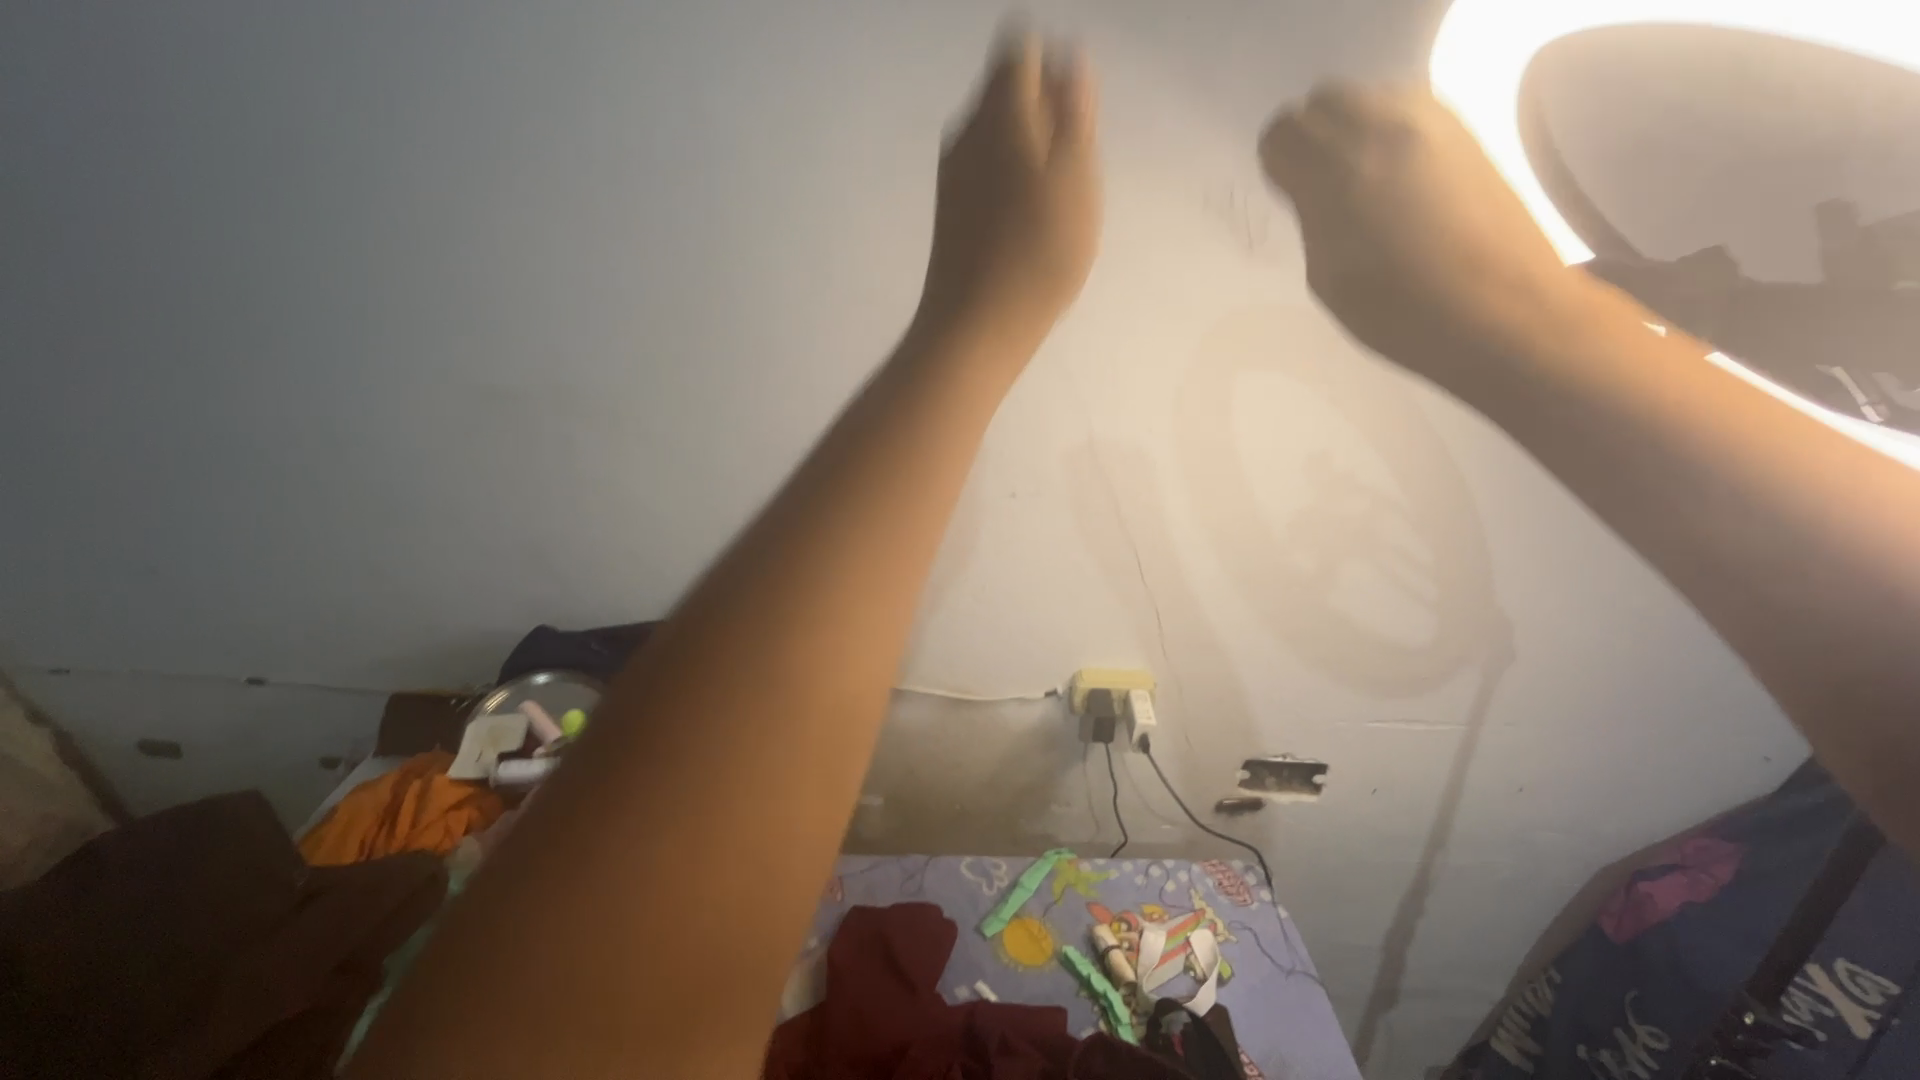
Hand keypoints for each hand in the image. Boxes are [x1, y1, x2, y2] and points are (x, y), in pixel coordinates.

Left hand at [919, 32, 1101, 344]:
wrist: (978, 324)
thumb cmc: (1041, 253)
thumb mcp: (1078, 176)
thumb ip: (1075, 111)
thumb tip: (1069, 60)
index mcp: (1001, 111)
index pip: (1022, 51)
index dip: (1053, 71)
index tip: (1075, 115)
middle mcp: (967, 130)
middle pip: (1007, 92)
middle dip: (1043, 112)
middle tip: (1071, 164)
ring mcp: (952, 170)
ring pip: (996, 133)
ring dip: (1028, 149)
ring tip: (1053, 199)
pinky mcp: (948, 207)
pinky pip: (985, 169)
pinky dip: (1010, 179)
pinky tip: (1026, 221)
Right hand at [1259, 83, 1593, 382]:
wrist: (1502, 311)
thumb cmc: (1400, 311)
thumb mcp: (1325, 275)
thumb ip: (1310, 215)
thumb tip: (1311, 189)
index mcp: (1337, 170)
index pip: (1283, 132)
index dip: (1279, 166)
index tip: (1291, 198)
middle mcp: (1383, 128)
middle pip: (1325, 100)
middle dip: (1314, 138)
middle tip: (1321, 188)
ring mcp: (1432, 122)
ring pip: (1369, 98)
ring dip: (1355, 133)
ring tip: (1364, 187)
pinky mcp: (1467, 130)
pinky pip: (1408, 111)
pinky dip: (1391, 136)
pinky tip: (1401, 186)